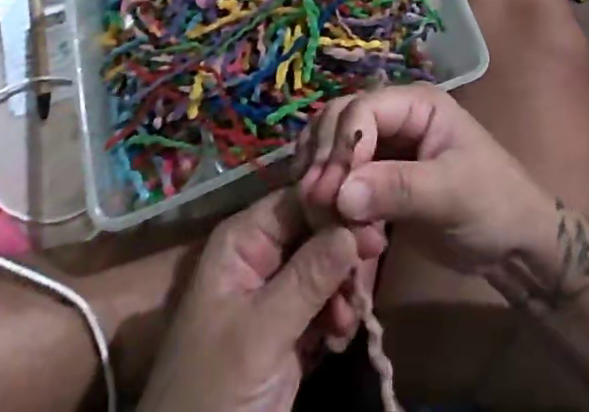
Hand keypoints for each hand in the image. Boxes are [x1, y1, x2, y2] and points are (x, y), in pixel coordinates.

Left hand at [137, 190, 379, 411]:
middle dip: (344, 249)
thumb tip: (352, 227)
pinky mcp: (290, 328)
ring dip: (344, 287)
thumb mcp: (260, 332)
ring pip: (327, 266)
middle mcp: (261, 257)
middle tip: (371, 266)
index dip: (335, 203)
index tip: (373, 222)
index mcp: (242, 242)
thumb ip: (307, 278)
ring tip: (350, 316)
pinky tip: (342, 335)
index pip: (296, 200)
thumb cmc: (215, 388)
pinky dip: (338, 315)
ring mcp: (276, 294)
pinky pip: (326, 302)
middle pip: (316, 230)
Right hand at [295, 84, 588, 308]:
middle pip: (336, 123)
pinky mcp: (374, 178)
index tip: (330, 190)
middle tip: (316, 204)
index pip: (362, 109)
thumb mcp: (452, 193)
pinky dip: (326, 197)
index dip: (341, 144)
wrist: (515, 245)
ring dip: (320, 180)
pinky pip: (337, 178)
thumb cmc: (495, 205)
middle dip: (323, 161)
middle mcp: (393, 117)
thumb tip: (340, 194)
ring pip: (329, 149)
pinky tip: (329, 222)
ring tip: (324, 218)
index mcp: (416, 104)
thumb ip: (397, 188)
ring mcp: (381, 147)